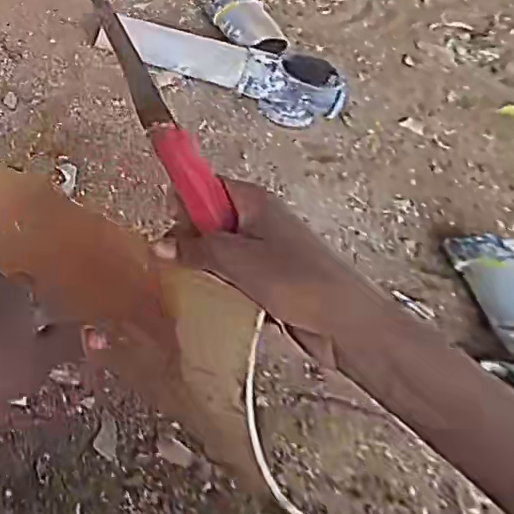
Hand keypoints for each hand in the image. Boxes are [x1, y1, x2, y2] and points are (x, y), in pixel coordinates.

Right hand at [153, 180, 395, 353]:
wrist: (354, 330)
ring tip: (208, 281)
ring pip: (217, 248)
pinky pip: (233, 271)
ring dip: (207, 264)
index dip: (185, 200)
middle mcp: (258, 217)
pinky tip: (223, 296)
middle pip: (206, 217)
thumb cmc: (297, 281)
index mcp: (252, 200)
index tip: (177, 225)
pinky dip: (224, 281)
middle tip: (191, 258)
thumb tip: (158, 246)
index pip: (202, 184)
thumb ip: (191, 247)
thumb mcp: (233, 259)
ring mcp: (266, 248)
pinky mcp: (271, 276)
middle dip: (192, 238)